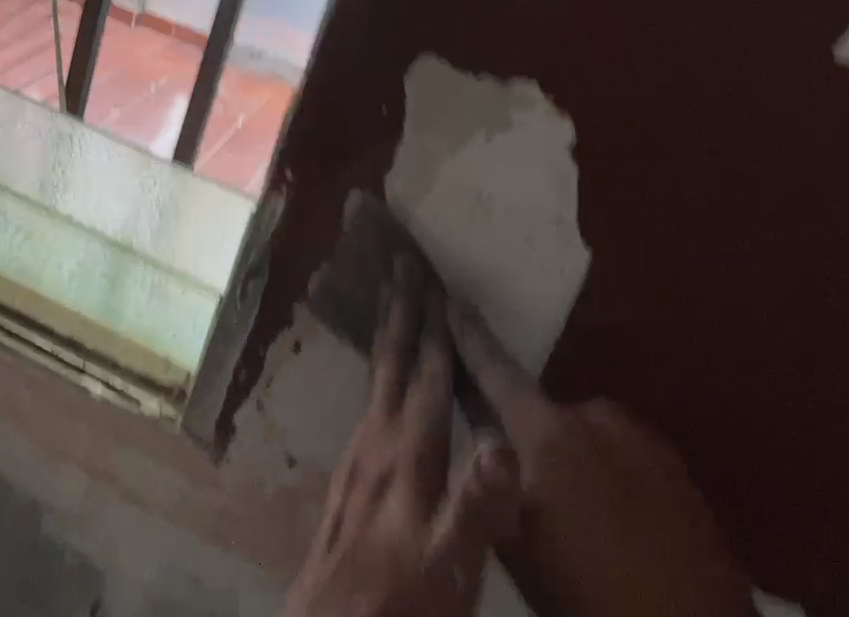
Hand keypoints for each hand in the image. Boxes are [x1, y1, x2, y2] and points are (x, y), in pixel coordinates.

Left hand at [283, 267, 517, 616]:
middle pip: (390, 363)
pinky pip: (367, 404)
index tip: (432, 282)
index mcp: (407, 456)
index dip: (432, 330)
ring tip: (390, 306)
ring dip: (385, 337)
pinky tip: (383, 386)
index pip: (426, 378)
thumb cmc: (399, 601)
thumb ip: (475, 507)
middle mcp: (375, 443)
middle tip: (398, 265)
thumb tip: (502, 444)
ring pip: (375, 380)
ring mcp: (356, 457)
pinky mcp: (346, 476)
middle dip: (398, 312)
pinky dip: (379, 374)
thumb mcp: (449, 568)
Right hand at [448, 300, 755, 616]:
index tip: (450, 297)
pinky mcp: (677, 467)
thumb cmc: (586, 590)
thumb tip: (479, 433)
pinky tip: (615, 524)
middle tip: (531, 493)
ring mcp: (644, 439)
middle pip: (543, 414)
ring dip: (572, 461)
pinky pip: (623, 456)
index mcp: (548, 434)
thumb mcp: (514, 544)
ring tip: (578, 519)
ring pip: (585, 437)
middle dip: (529, 440)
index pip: (496, 372)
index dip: (469, 336)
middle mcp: (596, 419)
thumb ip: (490, 476)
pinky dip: (609, 477)